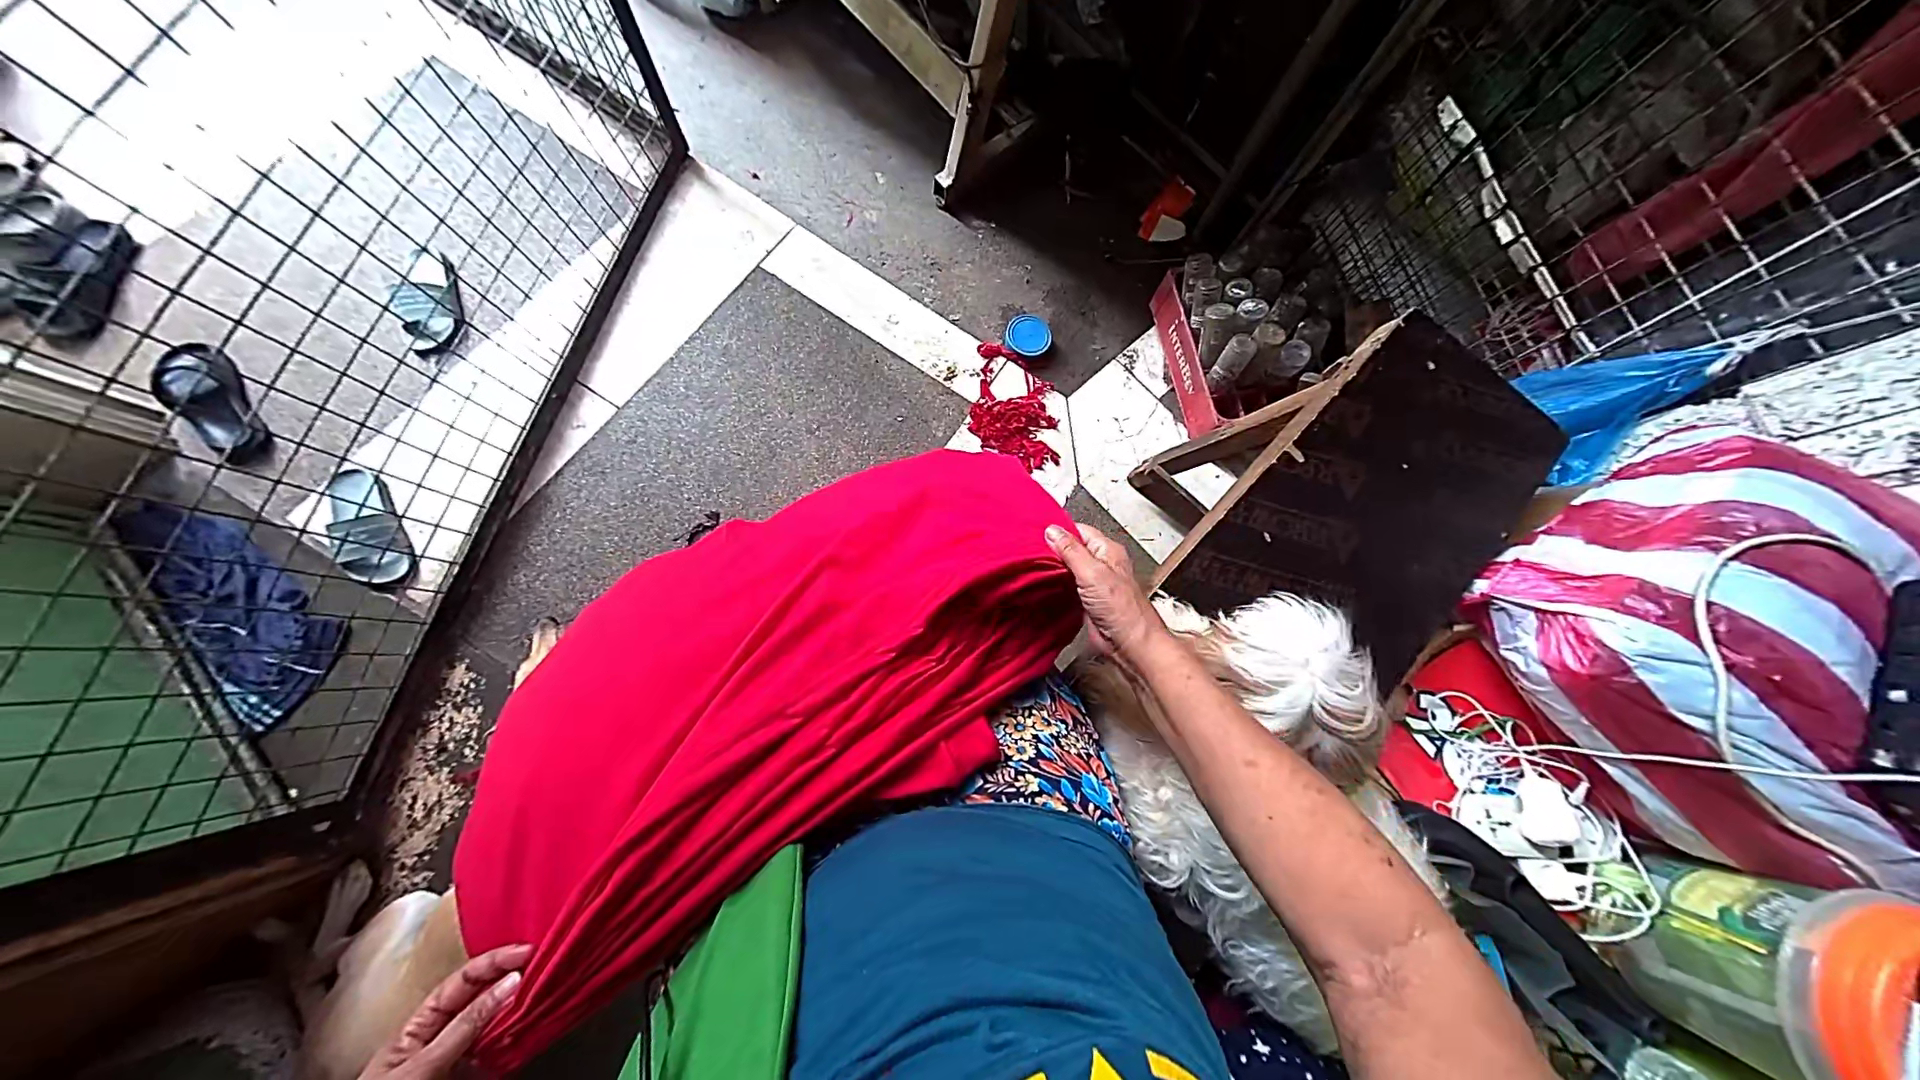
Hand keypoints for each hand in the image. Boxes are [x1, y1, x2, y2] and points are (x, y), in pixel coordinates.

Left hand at [358, 943, 532, 1079]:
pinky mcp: (472, 1075)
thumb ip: (465, 1026)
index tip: (526, 951)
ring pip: (494, 1021)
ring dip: (517, 1006)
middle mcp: (441, 1036)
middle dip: (509, 977)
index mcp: (419, 1026)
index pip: (461, 982)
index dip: (493, 962)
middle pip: (481, 997)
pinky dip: (516, 1037)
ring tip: (542, 990)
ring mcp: (457, 1057)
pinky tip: (530, 1028)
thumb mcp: (422, 1066)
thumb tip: (510, 981)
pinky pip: (499, 1049)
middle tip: (542, 962)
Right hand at [1044, 523, 1165, 661]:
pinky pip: (1066, 587)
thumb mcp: (1092, 573)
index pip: (1078, 531)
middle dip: (1052, 550)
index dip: (1058, 531)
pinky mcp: (1086, 600)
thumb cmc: (1122, 610)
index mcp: (1107, 551)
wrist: (1129, 644)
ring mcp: (1093, 583)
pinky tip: (1040, 585)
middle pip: (1071, 549)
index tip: (1036, 533)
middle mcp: (1100, 564)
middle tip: (1029, 551)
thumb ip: (1071, 550)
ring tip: (1031, 565)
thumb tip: (1052, 531)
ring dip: (1051, 569)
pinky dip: (1053, 586)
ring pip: (1066, 568)